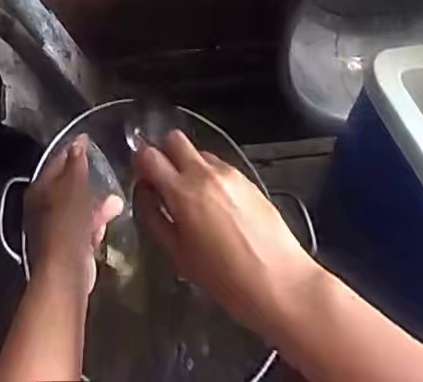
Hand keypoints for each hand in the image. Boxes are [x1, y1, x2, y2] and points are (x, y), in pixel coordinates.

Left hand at [26, 136, 123, 294]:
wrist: (66, 272)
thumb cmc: (67, 222)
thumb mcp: (74, 184)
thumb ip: (76, 162)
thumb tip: (78, 141)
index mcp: (39, 190)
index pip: (56, 162)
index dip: (72, 149)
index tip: (88, 140)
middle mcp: (43, 208)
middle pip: (67, 186)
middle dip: (87, 180)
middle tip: (104, 171)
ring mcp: (55, 230)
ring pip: (78, 210)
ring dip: (96, 205)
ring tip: (115, 202)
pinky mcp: (68, 249)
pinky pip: (83, 230)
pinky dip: (94, 225)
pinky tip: (106, 224)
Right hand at [133, 130, 317, 333]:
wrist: (282, 283)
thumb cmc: (226, 280)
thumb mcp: (179, 256)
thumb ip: (154, 218)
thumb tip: (144, 193)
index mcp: (182, 192)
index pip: (149, 154)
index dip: (140, 162)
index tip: (142, 178)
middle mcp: (204, 173)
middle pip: (173, 138)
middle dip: (164, 153)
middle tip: (165, 181)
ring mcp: (228, 172)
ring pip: (197, 151)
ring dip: (188, 165)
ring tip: (193, 197)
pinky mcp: (246, 178)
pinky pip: (218, 165)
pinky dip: (209, 175)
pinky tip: (217, 205)